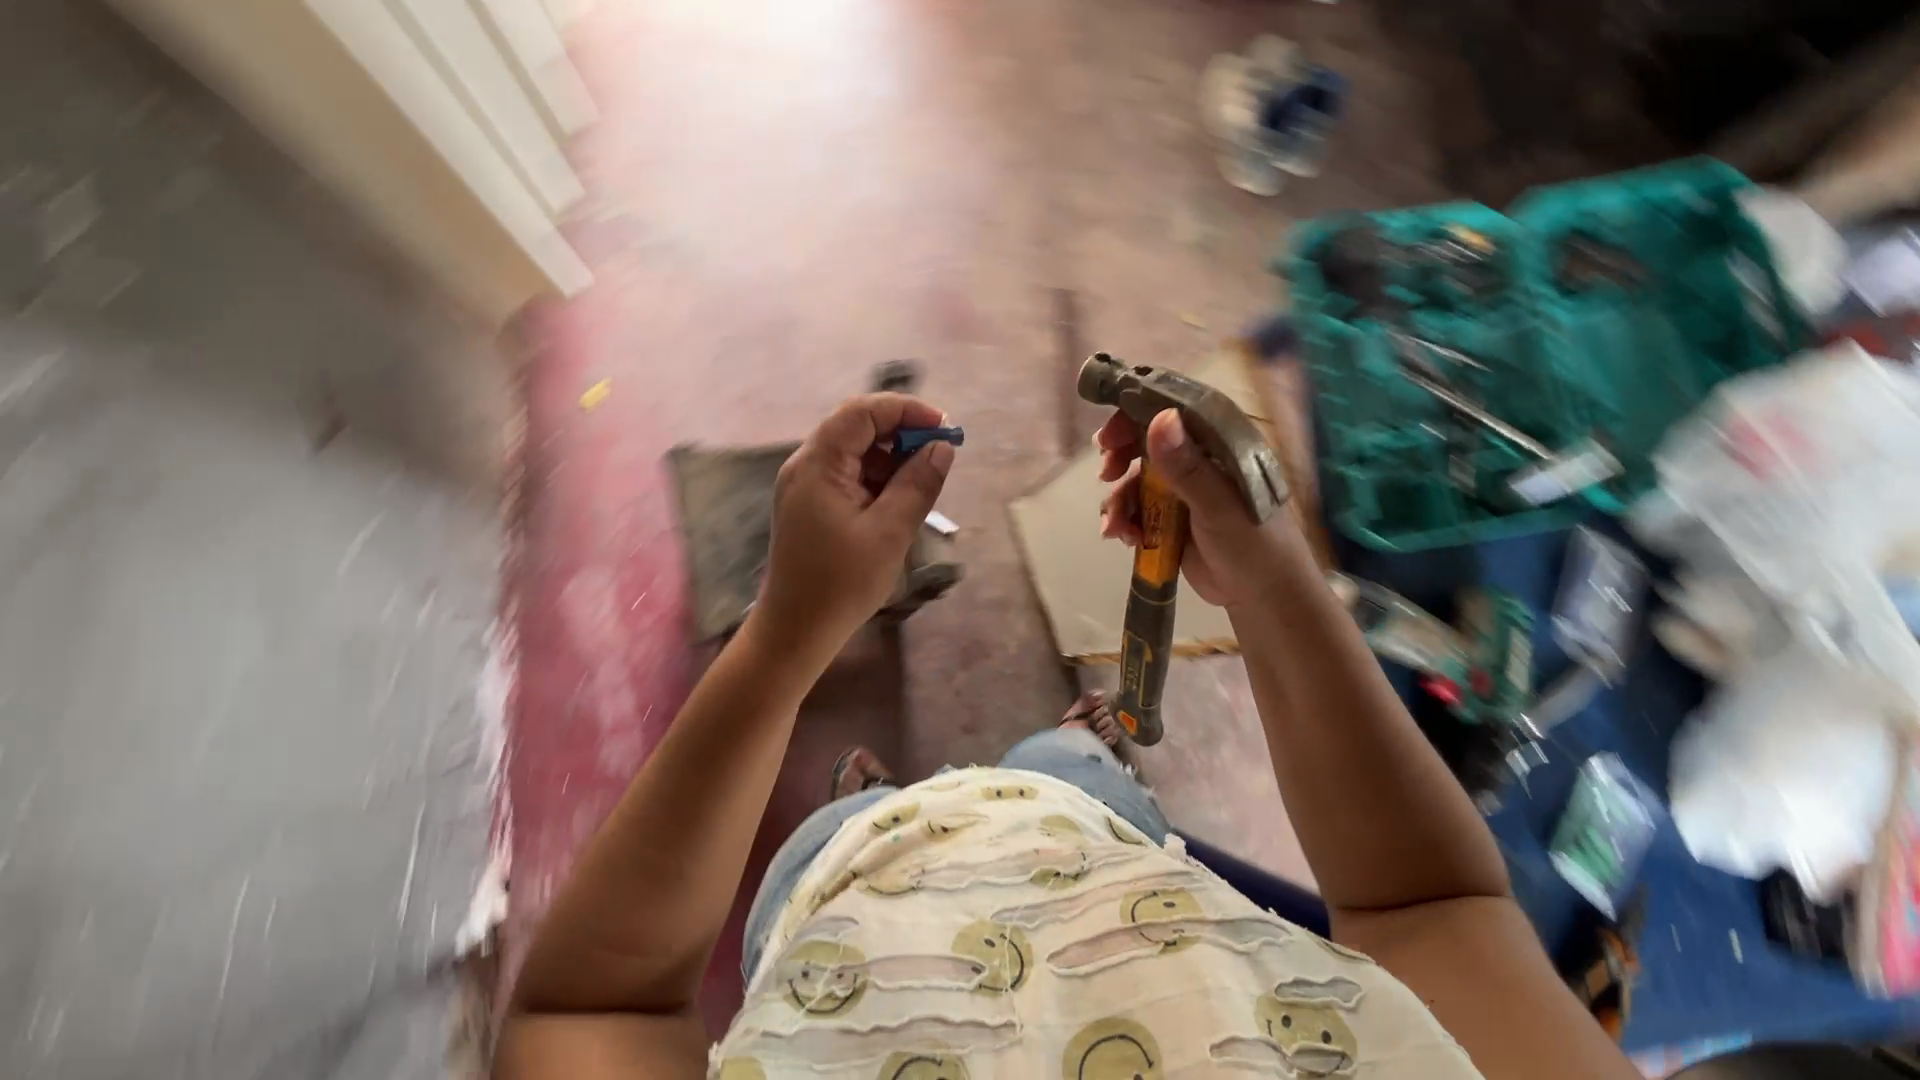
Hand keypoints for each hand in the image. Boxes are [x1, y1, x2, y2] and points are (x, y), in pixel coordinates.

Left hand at [755, 393, 954, 654]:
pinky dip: (878, 482)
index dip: (905, 410)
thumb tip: (941, 448)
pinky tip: (900, 504)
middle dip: (902, 435)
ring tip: (924, 485)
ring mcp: (806, 487)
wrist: (795, 631)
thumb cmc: (841, 584)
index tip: (943, 428)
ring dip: (893, 461)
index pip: (862, 412)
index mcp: (818, 465)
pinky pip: (849, 477)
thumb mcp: (889, 533)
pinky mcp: (812, 506)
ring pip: (856, 454)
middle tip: (940, 457)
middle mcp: (806, 466)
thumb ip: (917, 485)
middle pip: (857, 428)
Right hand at [1096, 408, 1306, 609]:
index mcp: (1220, 444)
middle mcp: (1200, 459)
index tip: (1110, 436)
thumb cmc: (1254, 544)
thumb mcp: (1219, 505)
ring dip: (1119, 500)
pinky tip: (1123, 538)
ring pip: (1136, 480)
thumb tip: (1160, 419)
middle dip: (1120, 456)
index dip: (1138, 415)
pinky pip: (1136, 509)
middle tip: (1105, 472)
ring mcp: (1183, 489)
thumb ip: (1188, 466)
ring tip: (1115, 527)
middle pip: (1147, 441)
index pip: (1175, 411)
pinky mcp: (1171, 518)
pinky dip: (1124, 521)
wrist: (1262, 597)